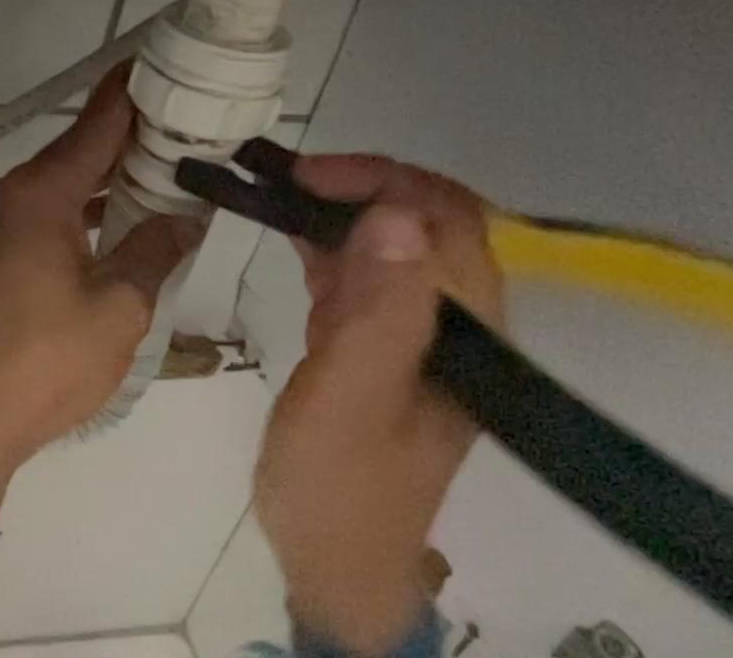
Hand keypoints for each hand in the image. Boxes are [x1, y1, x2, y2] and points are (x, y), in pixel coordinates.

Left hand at [0, 66, 206, 506]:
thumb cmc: (45, 362)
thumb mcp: (118, 307)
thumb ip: (155, 249)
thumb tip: (186, 214)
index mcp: (39, 194)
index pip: (96, 122)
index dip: (133, 90)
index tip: (169, 57)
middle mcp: (14, 194)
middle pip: (82, 146)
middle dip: (135, 132)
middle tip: (195, 117)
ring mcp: (2, 222)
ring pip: (67, 180)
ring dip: (114, 172)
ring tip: (176, 163)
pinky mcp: (1, 250)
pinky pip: (53, 209)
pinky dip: (90, 205)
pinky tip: (129, 214)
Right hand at [253, 155, 505, 653]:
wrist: (333, 559)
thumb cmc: (336, 485)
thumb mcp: (349, 400)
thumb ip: (378, 313)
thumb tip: (392, 216)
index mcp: (463, 333)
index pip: (445, 223)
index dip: (382, 182)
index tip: (303, 174)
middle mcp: (451, 322)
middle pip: (424, 221)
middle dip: (357, 183)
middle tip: (277, 173)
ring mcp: (413, 332)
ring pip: (389, 240)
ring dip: (336, 206)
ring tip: (269, 186)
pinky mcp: (375, 341)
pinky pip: (358, 270)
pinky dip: (322, 240)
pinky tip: (282, 229)